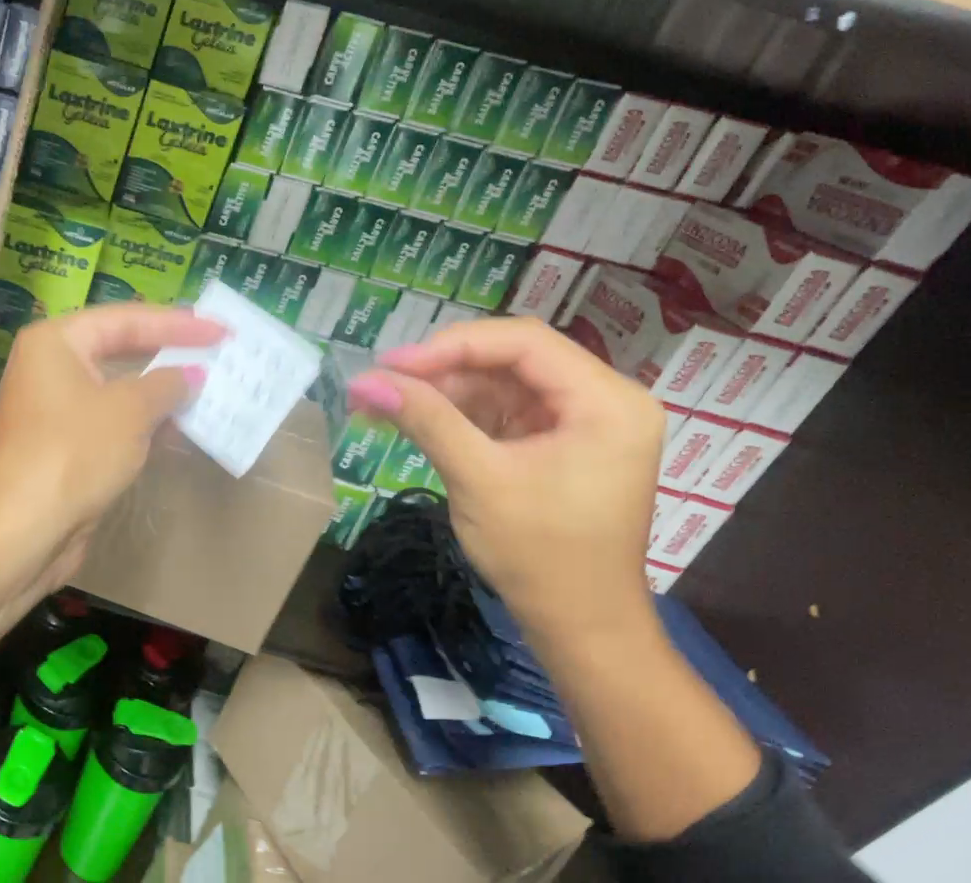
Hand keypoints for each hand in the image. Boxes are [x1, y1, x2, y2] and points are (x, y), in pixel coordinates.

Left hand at [0, 304, 218, 547]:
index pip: (124, 320)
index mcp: (55, 342)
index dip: (175, 323)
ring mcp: (53, 410)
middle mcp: (49, 368)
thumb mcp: (130, 411)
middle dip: (167, 354)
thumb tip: (190, 376)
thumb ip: (166, 385)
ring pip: (116, 391)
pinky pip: (110, 424)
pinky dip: (143, 425)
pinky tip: (179, 431)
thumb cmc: (73, 451)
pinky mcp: (62, 448)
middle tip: (214, 352)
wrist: (20, 528)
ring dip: (158, 393)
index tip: (219, 329)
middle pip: (118, 350)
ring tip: (207, 389)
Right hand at [346, 317, 664, 642]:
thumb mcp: (479, 480)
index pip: (524, 343)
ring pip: (501, 382)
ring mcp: (581, 422)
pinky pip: (503, 410)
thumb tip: (363, 380)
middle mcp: (603, 400)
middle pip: (512, 358)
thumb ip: (426, 420)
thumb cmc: (542, 556)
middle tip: (382, 383)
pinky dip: (458, 414)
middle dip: (443, 368)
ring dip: (443, 391)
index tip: (392, 363)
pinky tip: (414, 419)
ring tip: (385, 403)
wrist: (580, 627)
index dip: (453, 345)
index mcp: (607, 402)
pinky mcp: (558, 443)